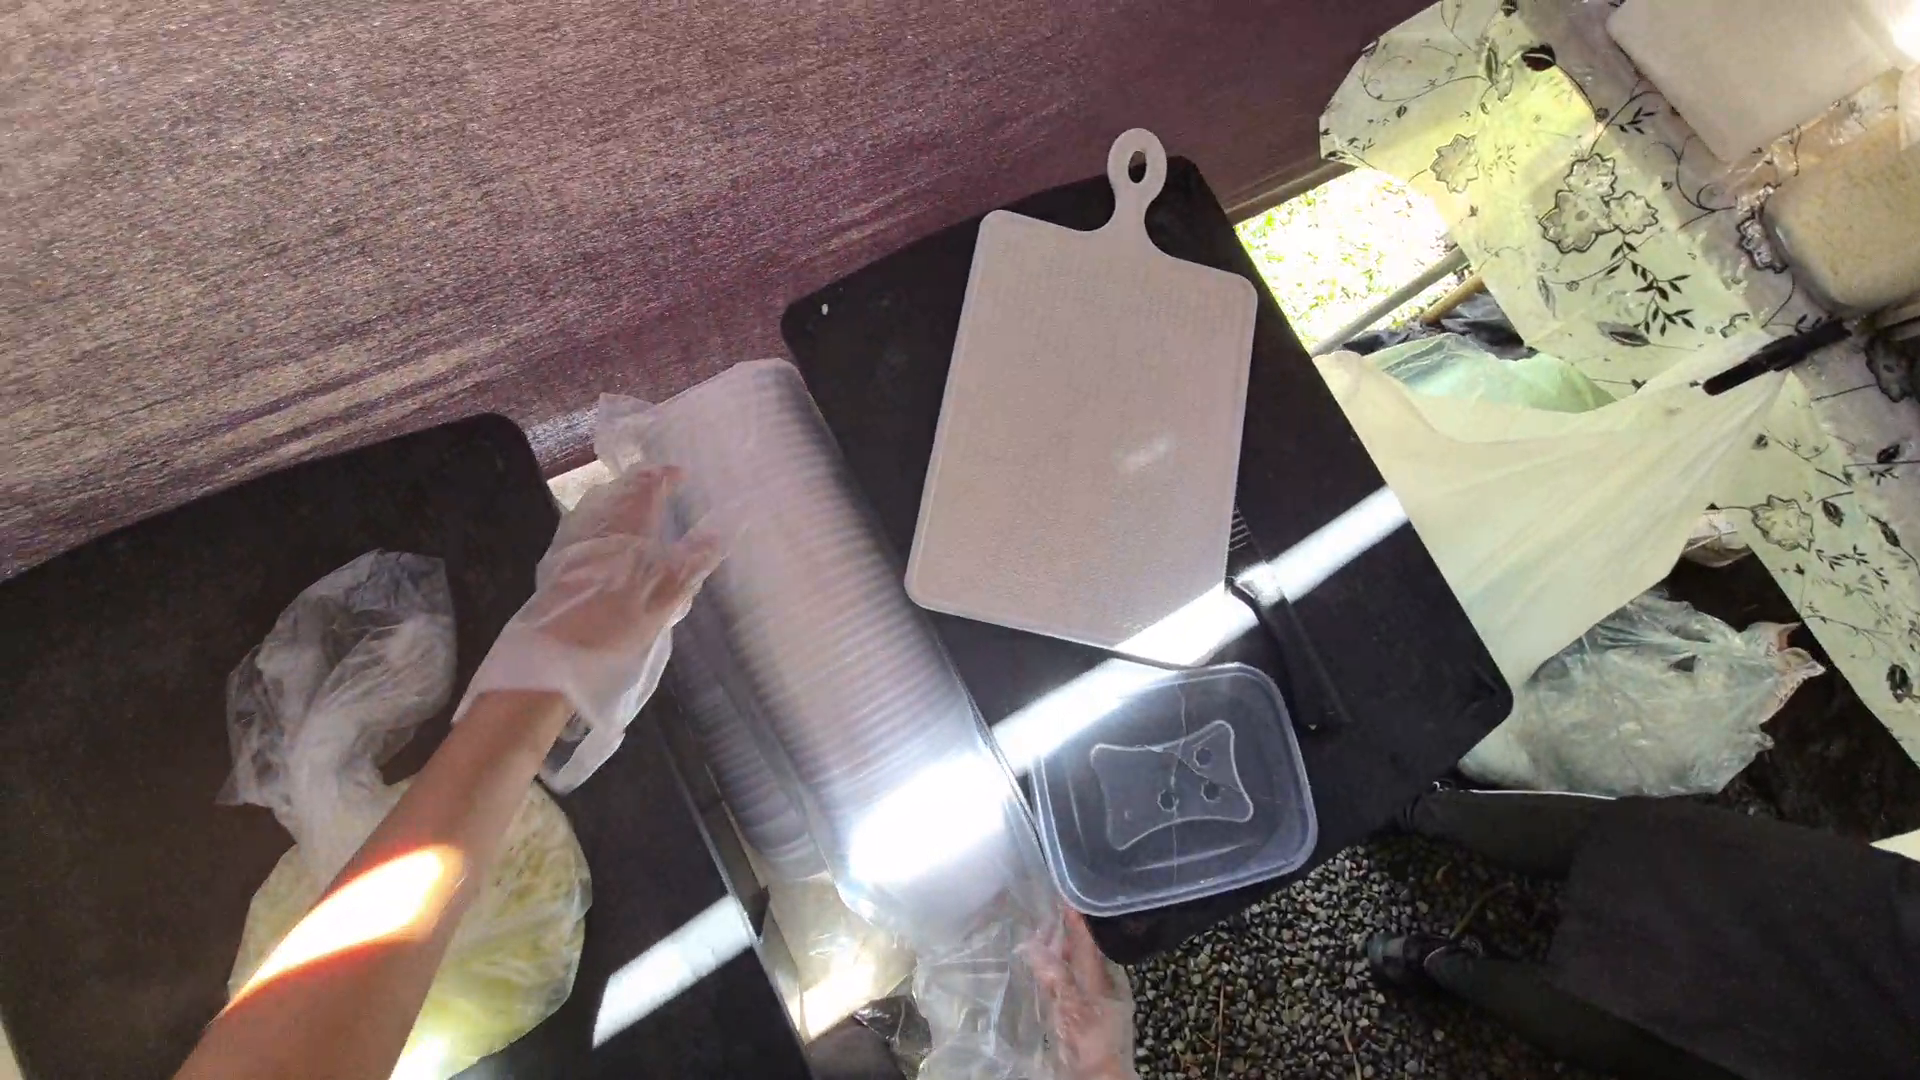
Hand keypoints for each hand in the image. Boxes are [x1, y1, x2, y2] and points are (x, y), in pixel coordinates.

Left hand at [456, 464, 722, 791]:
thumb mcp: (670, 589)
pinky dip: (602, 519)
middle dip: (641, 483)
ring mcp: (572, 537)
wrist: (555, 650)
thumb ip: (696, 557)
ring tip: (635, 508)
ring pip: (598, 504)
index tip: (680, 475)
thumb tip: (723, 531)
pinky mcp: (557, 560)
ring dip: (619, 500)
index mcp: (628, 519)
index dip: (665, 475)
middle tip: (660, 488)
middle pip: (619, 488)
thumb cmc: (619, 614)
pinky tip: (606, 538)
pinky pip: (584, 524)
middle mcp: (597, 519)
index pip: (648, 483)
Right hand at [1023, 907, 1138, 1079]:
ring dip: (1058, 949)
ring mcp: (1092, 999)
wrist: (1101, 1079)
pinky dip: (1056, 969)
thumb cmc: (1091, 1041)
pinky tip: (1044, 967)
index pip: (1086, 940)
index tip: (1062, 895)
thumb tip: (1030, 944)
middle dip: (1064, 930)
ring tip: (1039, 933)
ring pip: (1074, 965)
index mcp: (1103, 976)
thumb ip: (1054, 975)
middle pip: (1080, 950)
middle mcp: (1100, 983)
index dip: (1074, 918)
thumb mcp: (1072, 1007)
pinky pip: (1068, 981)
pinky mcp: (1083, 1014)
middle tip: (1044, 910)